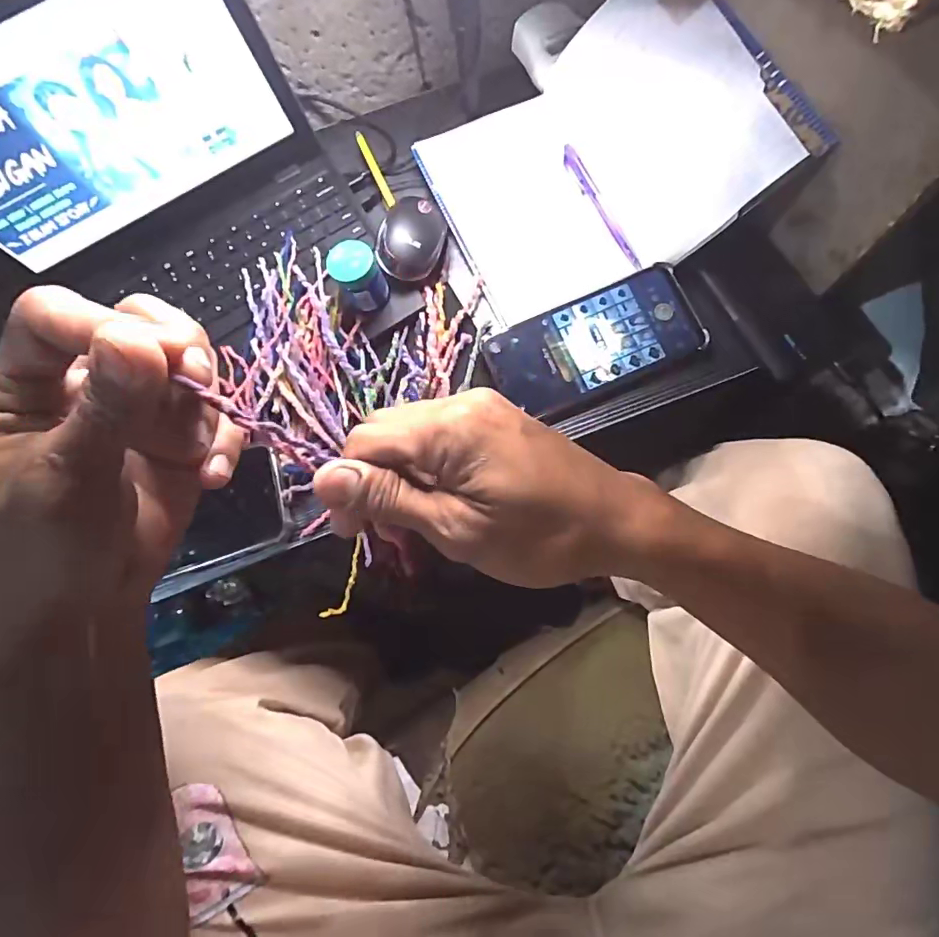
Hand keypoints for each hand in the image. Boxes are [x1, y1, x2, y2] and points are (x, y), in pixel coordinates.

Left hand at [0, 287, 243, 665]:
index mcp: (29, 383)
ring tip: (196, 454)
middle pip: (137, 323)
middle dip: (174, 349)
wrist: (86, 612)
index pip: (52, 317)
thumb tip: (137, 340)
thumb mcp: (66, 479)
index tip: (144, 355)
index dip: (95, 323)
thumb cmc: (44, 549)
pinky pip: (217, 415)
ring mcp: (140, 409)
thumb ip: (104, 410)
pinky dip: (224, 443)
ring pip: (188, 365)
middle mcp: (87, 382)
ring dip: (203, 405)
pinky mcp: (181, 438)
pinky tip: (213, 478)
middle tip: (195, 378)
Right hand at [309, 388, 666, 587]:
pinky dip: (426, 467)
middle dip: (370, 480)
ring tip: (412, 524)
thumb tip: (324, 477)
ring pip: (409, 432)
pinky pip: (439, 433)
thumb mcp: (458, 529)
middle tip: (384, 534)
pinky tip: (437, 499)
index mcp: (448, 425)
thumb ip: (390, 498)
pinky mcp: (494, 416)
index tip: (354, 535)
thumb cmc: (539, 537)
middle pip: (383, 431)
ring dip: (398, 476)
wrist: (614, 520)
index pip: (364, 441)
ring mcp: (480, 405)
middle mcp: (459, 401)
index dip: (346, 487)